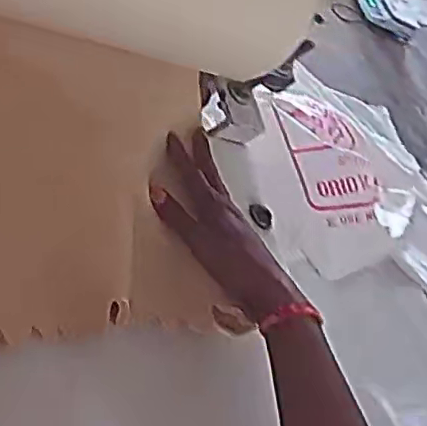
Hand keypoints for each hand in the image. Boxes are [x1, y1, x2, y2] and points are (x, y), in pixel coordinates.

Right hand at [150, 130, 304, 322]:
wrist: (269, 292)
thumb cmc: (235, 268)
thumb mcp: (198, 243)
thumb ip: (177, 218)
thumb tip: (157, 192)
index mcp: (213, 206)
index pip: (192, 174)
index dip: (181, 155)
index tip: (173, 136)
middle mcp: (225, 208)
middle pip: (210, 173)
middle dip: (202, 152)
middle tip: (197, 133)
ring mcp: (235, 219)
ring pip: (218, 185)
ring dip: (209, 170)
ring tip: (203, 161)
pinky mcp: (241, 233)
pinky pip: (223, 202)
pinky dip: (215, 192)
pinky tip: (215, 201)